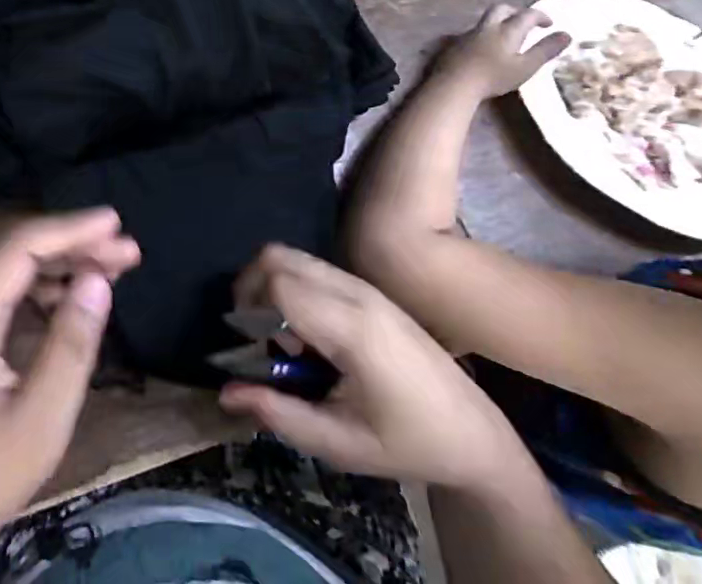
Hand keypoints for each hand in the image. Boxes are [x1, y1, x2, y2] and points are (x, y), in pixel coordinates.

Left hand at [0, 210, 140, 581]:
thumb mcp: (41, 417)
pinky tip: (76, 302)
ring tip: (114, 271)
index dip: (71, 229)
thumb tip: (99, 279)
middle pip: (17, 254)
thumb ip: (72, 344)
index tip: (117, 223)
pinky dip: (45, 291)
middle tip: (128, 250)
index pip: (21, 248)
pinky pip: (7, 298)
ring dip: (63, 266)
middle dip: (74, 245)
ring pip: (13, 273)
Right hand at [219, 245, 538, 489]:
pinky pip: (313, 270)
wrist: (476, 433)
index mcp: (353, 328)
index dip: (247, 307)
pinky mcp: (369, 290)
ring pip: (294, 258)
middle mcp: (357, 293)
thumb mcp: (340, 444)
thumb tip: (226, 393)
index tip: (245, 347)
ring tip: (279, 343)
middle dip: (249, 288)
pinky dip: (291, 290)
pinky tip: (304, 339)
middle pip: (279, 256)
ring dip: (271, 289)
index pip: (279, 284)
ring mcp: (365, 287)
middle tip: (250, 337)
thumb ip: (280, 414)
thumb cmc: (410, 444)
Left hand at [431, 4, 571, 97]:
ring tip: (507, 34)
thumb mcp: (526, 66)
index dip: (540, 16)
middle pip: (501, 9)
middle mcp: (487, 27)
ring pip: (485, 20)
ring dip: (499, 22)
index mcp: (507, 30)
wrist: (454, 84)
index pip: (527, 14)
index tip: (549, 24)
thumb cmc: (494, 77)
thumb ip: (546, 50)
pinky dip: (485, 34)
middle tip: (526, 22)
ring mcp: (468, 35)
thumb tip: (567, 35)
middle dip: (516, 11)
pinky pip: (473, 32)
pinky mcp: (455, 44)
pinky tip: (485, 48)